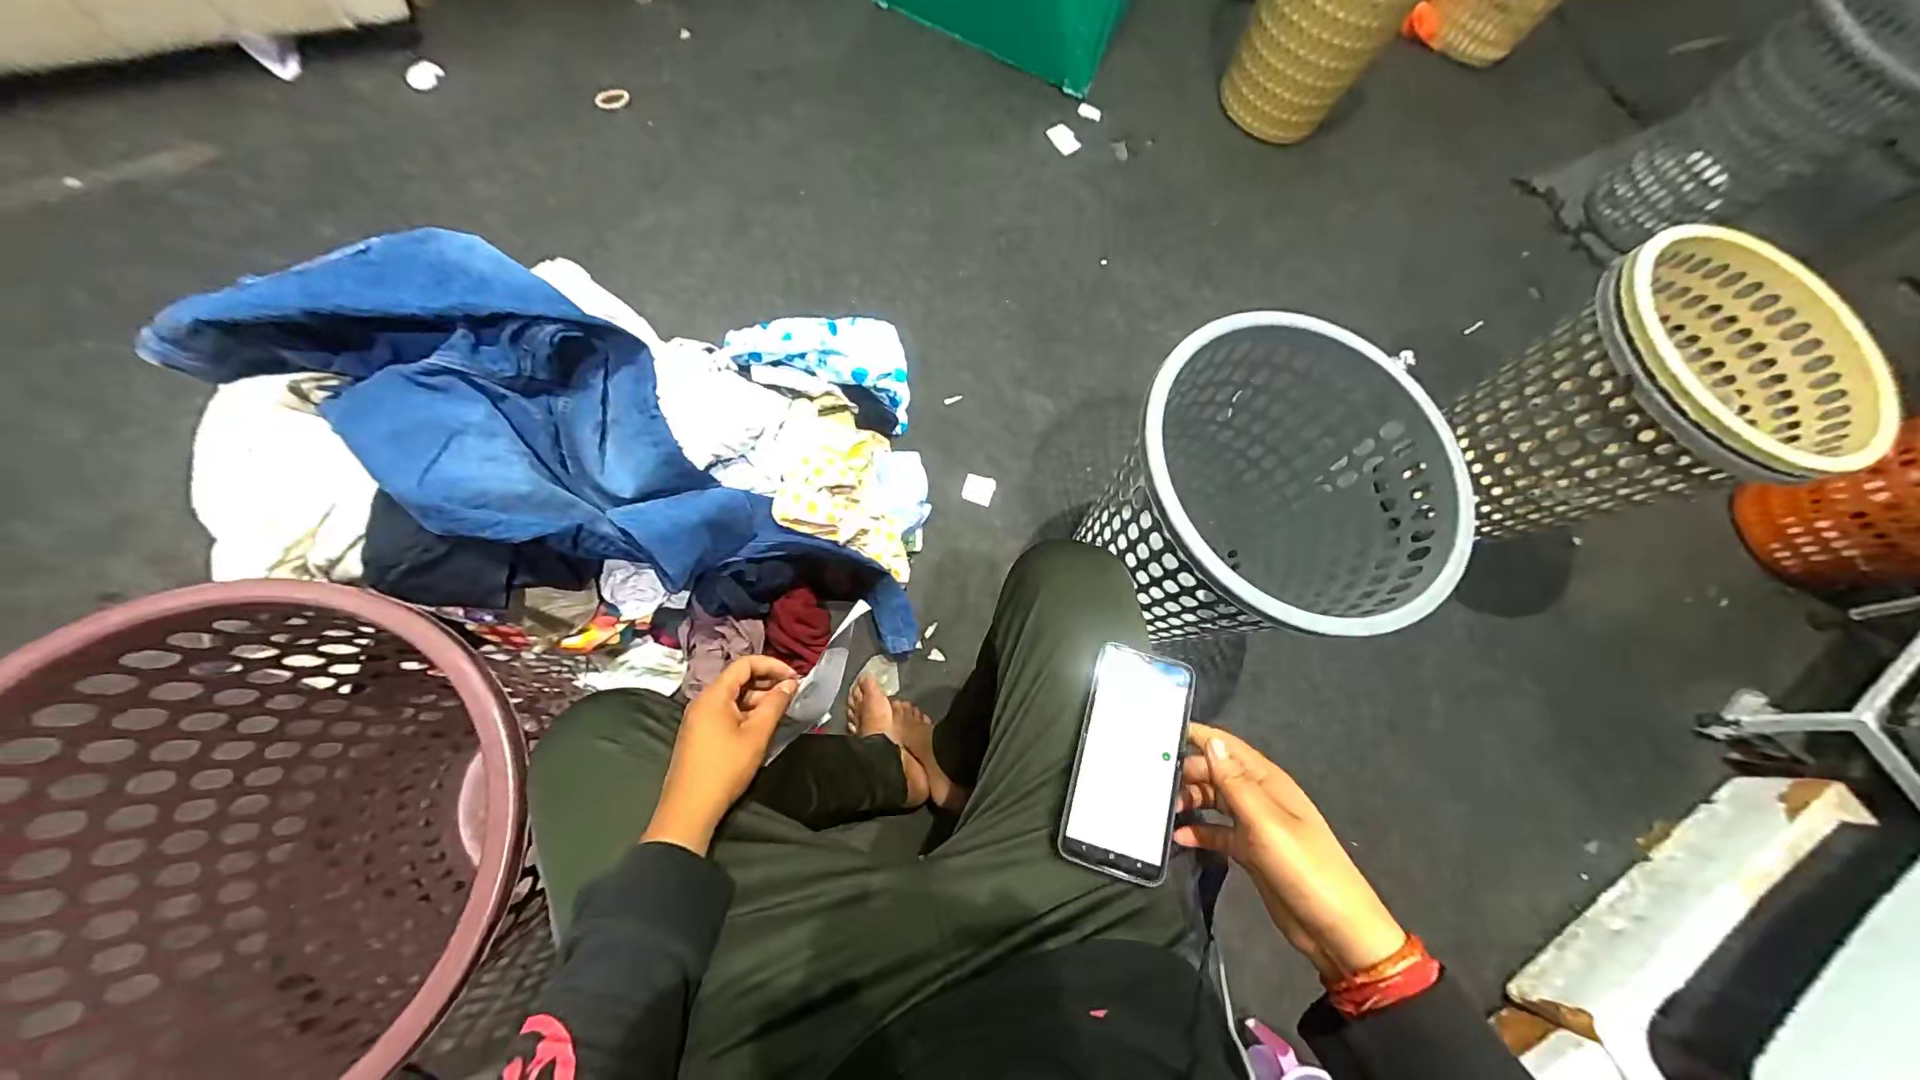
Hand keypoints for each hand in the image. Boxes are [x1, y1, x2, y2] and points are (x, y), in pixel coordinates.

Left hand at [641, 656, 797, 855]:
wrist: (689, 809)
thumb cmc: (725, 767)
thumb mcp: (757, 734)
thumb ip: (775, 703)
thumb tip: (790, 683)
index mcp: (714, 695)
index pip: (745, 664)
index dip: (772, 665)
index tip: (794, 678)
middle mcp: (703, 701)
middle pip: (739, 679)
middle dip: (767, 682)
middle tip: (792, 695)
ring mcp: (699, 718)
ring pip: (734, 697)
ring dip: (759, 699)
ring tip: (781, 712)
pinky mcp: (699, 733)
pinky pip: (726, 712)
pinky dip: (746, 713)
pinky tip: (762, 727)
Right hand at [1174, 722, 1406, 978]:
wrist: (1336, 931)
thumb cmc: (1304, 868)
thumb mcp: (1265, 822)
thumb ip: (1235, 782)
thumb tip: (1210, 742)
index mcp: (1268, 782)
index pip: (1228, 747)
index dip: (1199, 735)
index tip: (1163, 732)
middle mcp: (1260, 797)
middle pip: (1216, 772)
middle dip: (1187, 772)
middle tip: (1158, 784)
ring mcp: (1255, 825)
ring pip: (1213, 800)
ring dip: (1190, 801)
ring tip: (1166, 811)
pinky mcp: (1249, 851)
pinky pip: (1216, 832)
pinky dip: (1198, 832)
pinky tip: (1180, 838)